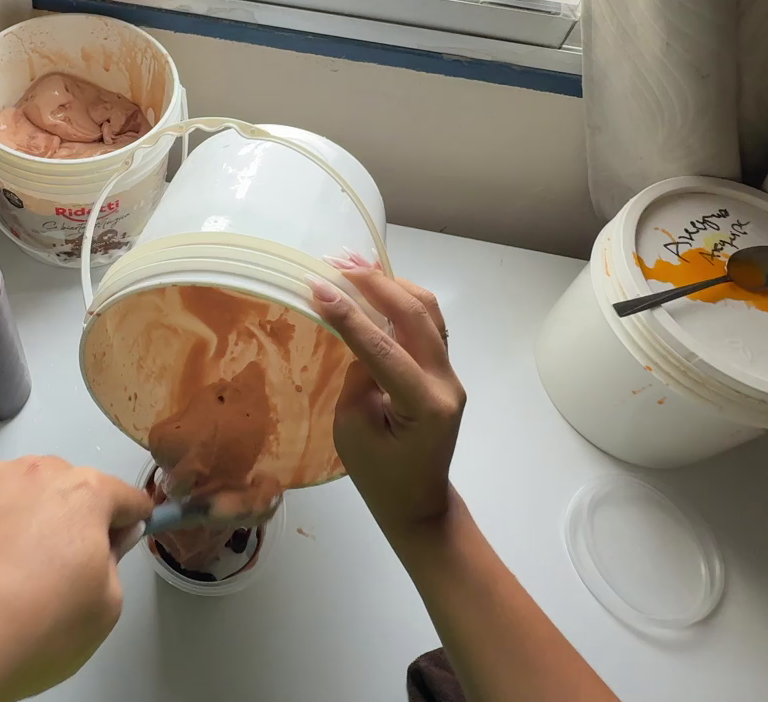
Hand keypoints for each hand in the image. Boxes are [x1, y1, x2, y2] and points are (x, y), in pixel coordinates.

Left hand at [0, 456, 151, 701]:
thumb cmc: (29, 629)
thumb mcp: (104, 611)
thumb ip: (115, 563)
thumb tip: (104, 545)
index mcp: (86, 493)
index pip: (125, 496)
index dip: (130, 521)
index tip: (121, 539)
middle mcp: (39, 471)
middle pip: (68, 487)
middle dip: (69, 519)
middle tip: (55, 572)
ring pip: (18, 490)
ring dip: (21, 517)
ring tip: (3, 573)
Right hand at [311, 254, 464, 536]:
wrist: (418, 503)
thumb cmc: (379, 476)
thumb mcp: (352, 428)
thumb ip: (358, 375)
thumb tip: (358, 331)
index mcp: (424, 404)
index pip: (382, 347)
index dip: (347, 314)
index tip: (317, 286)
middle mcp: (445, 382)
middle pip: (415, 315)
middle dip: (374, 283)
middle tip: (337, 263)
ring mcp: (450, 373)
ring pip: (428, 310)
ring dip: (391, 282)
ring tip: (355, 263)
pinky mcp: (443, 369)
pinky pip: (427, 322)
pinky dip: (401, 298)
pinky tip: (376, 284)